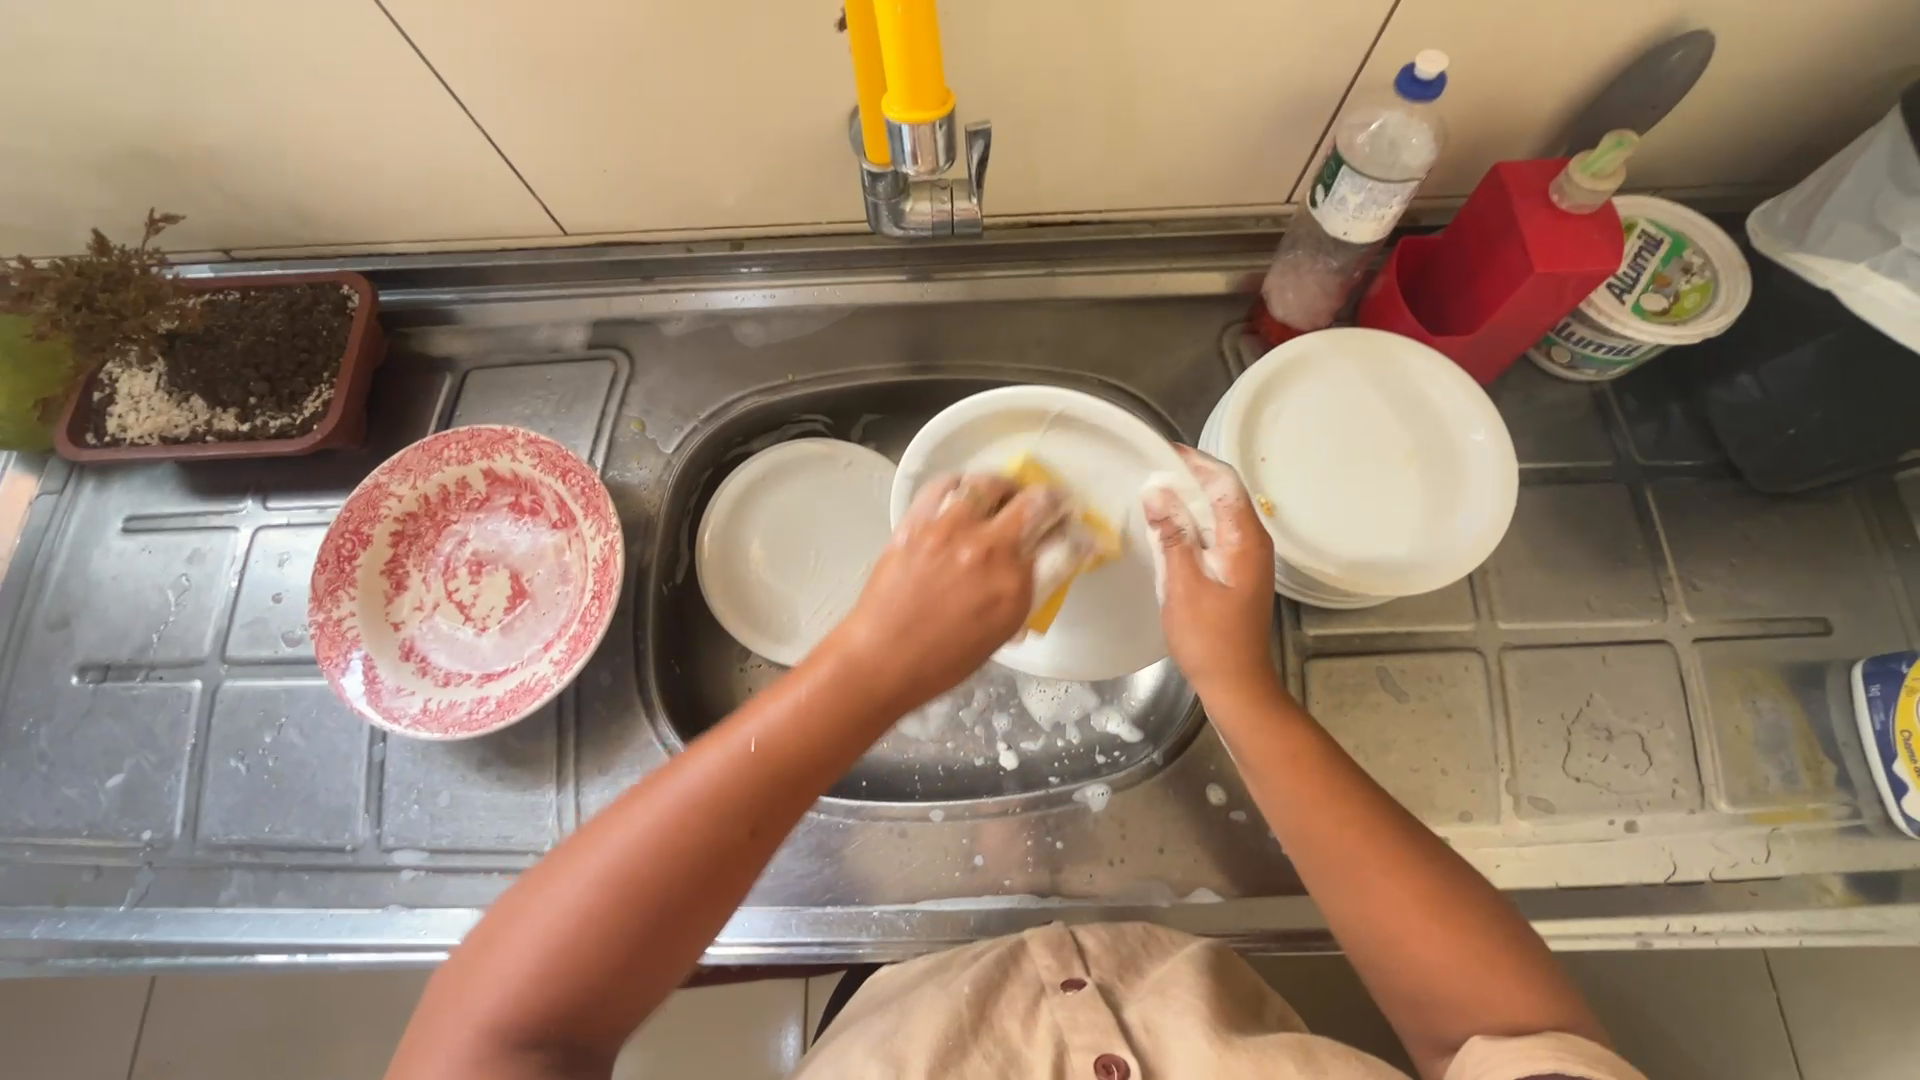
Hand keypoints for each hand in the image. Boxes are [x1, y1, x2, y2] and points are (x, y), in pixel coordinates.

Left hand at [824, 473, 1068, 711]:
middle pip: (1038, 504)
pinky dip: (961, 484)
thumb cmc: (942, 661)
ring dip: (1007, 488)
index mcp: (1015, 587)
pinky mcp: (917, 522)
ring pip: (991, 485)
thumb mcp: (1000, 632)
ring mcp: (950, 530)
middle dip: (1053, 502)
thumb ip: (1025, 595)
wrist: (881, 658)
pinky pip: (944, 485)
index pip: (1066, 548)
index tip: (1079, 534)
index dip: (1080, 537)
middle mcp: (989, 551)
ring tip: (1007, 494)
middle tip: (1051, 504)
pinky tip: (965, 492)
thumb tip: (1036, 569)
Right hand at [1143, 445, 1279, 699]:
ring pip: (1218, 512)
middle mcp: (1252, 541)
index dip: (1194, 462)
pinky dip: (1191, 522)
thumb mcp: (1183, 584)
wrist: (1234, 682)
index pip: (1223, 482)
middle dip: (1188, 477)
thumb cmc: (1208, 637)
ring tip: (1151, 490)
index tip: (1161, 450)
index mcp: (1244, 539)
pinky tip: (1166, 527)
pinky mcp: (1236, 570)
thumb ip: (1172, 535)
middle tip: (1148, 468)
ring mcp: (1246, 556)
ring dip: (1187, 499)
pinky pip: (1214, 532)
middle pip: (1223, 493)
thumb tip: (1156, 492)